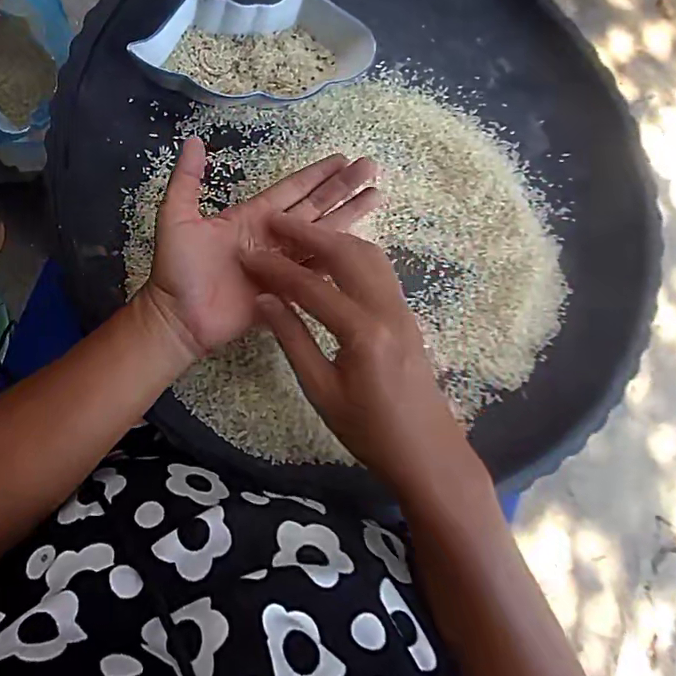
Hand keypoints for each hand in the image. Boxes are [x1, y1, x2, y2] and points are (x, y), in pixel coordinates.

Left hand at [138, 137, 379, 359]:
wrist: (178, 318)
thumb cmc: (177, 268)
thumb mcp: (176, 217)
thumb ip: (187, 180)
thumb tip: (194, 141)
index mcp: (252, 217)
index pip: (292, 189)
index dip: (316, 174)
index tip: (342, 158)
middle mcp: (272, 237)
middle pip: (315, 207)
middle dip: (342, 187)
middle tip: (371, 167)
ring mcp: (282, 265)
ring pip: (324, 235)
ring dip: (349, 216)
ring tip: (376, 195)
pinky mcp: (288, 291)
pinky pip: (318, 272)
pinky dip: (340, 259)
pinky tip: (363, 247)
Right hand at [240, 215, 470, 499]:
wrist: (428, 453)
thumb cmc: (370, 432)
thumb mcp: (321, 391)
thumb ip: (292, 340)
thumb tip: (264, 298)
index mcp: (363, 333)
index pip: (310, 286)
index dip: (274, 268)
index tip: (246, 255)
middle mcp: (386, 310)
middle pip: (346, 254)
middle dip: (308, 234)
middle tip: (274, 222)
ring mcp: (401, 308)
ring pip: (368, 255)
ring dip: (333, 238)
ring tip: (299, 233)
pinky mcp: (405, 313)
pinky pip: (378, 268)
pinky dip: (351, 252)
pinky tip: (332, 257)